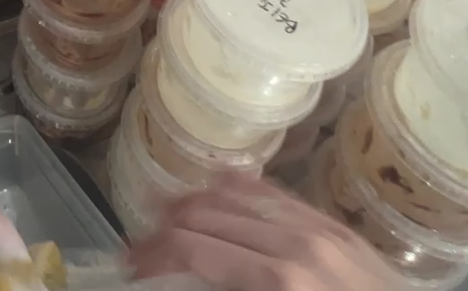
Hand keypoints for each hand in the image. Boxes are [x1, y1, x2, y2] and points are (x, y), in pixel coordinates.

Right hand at [128, 172, 406, 290]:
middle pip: (206, 215)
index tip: (131, 267)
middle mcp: (293, 241)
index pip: (193, 248)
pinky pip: (275, 194)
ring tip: (167, 217)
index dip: (153, 255)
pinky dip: (237, 189)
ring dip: (193, 204)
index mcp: (279, 279)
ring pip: (234, 194)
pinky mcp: (335, 227)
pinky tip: (217, 189)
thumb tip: (183, 279)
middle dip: (164, 230)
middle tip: (141, 248)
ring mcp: (317, 228)